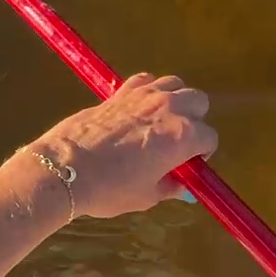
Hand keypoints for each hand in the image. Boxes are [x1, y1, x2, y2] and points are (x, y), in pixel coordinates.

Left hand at [24, 72, 217, 220]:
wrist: (66, 170)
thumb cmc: (109, 189)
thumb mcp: (146, 196)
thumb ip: (170, 187)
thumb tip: (183, 186)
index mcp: (182, 136)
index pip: (209, 138)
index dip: (202, 154)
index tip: (188, 166)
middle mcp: (170, 108)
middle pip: (199, 102)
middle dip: (194, 121)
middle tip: (177, 144)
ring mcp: (145, 95)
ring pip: (175, 85)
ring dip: (175, 102)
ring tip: (160, 124)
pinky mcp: (121, 91)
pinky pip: (146, 80)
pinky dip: (148, 91)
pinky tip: (138, 110)